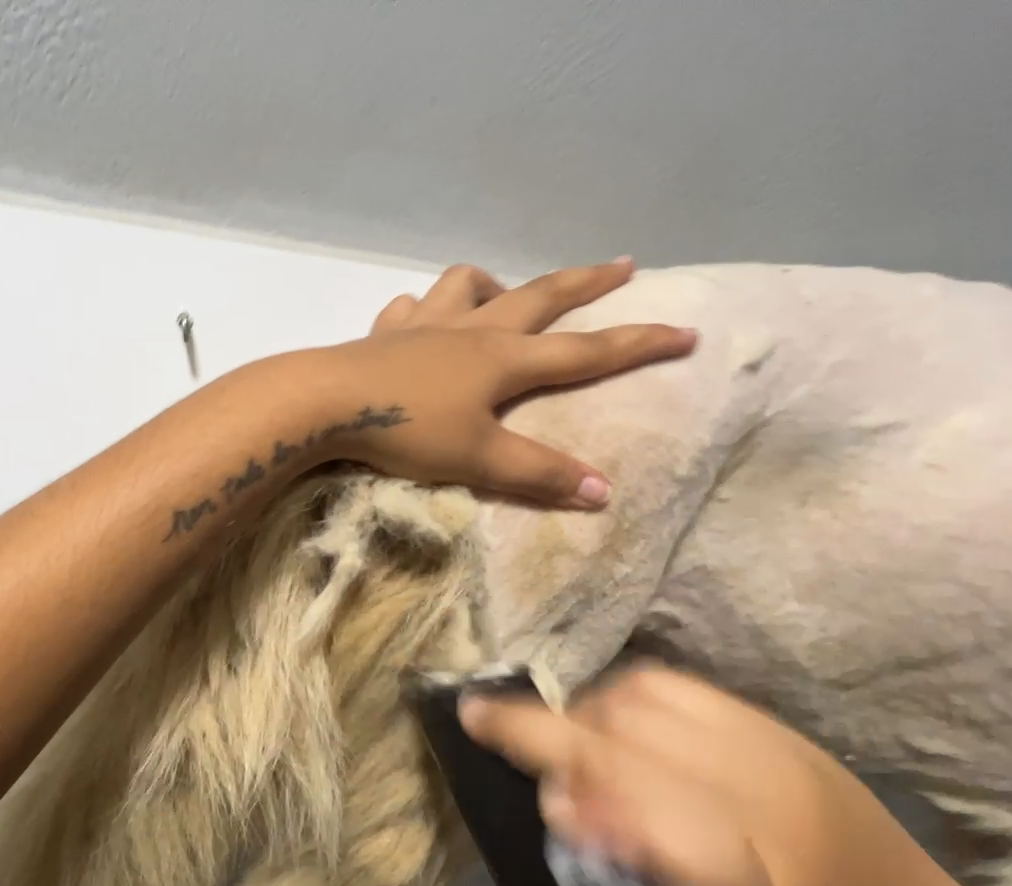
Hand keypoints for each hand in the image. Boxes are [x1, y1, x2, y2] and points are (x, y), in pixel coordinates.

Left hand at [286, 259, 695, 507]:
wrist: (324, 402)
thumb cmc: (406, 430)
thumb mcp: (477, 460)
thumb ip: (538, 475)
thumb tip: (603, 493)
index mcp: (503, 360)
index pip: (586, 353)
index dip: (638, 342)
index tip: (687, 330)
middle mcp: (471, 330)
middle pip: (540, 296)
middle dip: (586, 283)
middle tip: (623, 265)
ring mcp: (423, 324)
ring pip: (469, 285)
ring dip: (496, 283)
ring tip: (506, 291)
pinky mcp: (382, 332)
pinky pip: (411, 306)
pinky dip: (425, 307)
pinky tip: (420, 317)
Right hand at [458, 666, 995, 885]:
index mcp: (750, 882)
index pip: (640, 812)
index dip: (568, 786)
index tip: (502, 762)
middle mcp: (761, 802)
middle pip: (627, 740)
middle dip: (550, 735)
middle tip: (504, 743)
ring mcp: (770, 752)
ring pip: (642, 698)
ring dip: (583, 712)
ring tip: (563, 741)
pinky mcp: (774, 726)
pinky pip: (674, 685)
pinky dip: (621, 694)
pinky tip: (610, 723)